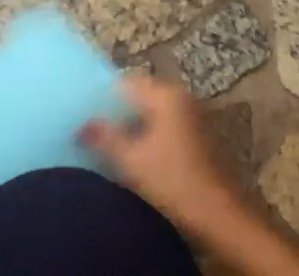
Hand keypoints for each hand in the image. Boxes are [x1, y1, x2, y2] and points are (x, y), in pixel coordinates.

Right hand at [79, 75, 239, 235]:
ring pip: (152, 114)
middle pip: (140, 97)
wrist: (217, 214)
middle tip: (89, 131)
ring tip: (105, 146)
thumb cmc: (172, 182)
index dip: (102, 97)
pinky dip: (147, 137)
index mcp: (166, 95)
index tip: (81, 114)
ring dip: (131, 127)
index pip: (126, 83)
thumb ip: (104, 137)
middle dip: (116, 114)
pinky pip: (164, 127)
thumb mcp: (131, 161)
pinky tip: (132, 157)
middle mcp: (182, 98)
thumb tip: (81, 125)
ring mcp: (192, 116)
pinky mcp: (197, 137)